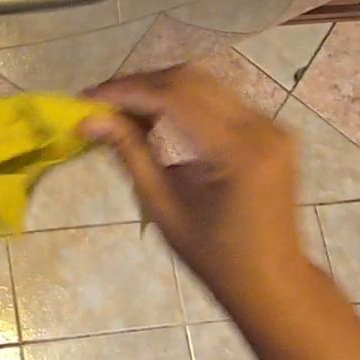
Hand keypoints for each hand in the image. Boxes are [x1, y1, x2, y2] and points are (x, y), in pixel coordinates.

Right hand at [84, 64, 307, 299]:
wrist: (272, 280)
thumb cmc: (212, 254)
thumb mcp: (162, 205)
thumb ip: (128, 152)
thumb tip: (88, 120)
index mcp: (236, 151)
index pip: (172, 97)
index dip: (125, 91)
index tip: (86, 98)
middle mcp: (260, 127)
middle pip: (188, 80)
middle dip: (139, 84)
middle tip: (101, 102)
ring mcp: (270, 124)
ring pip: (202, 83)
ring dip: (158, 88)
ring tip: (121, 108)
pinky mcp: (270, 128)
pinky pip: (217, 98)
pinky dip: (180, 99)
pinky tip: (155, 115)